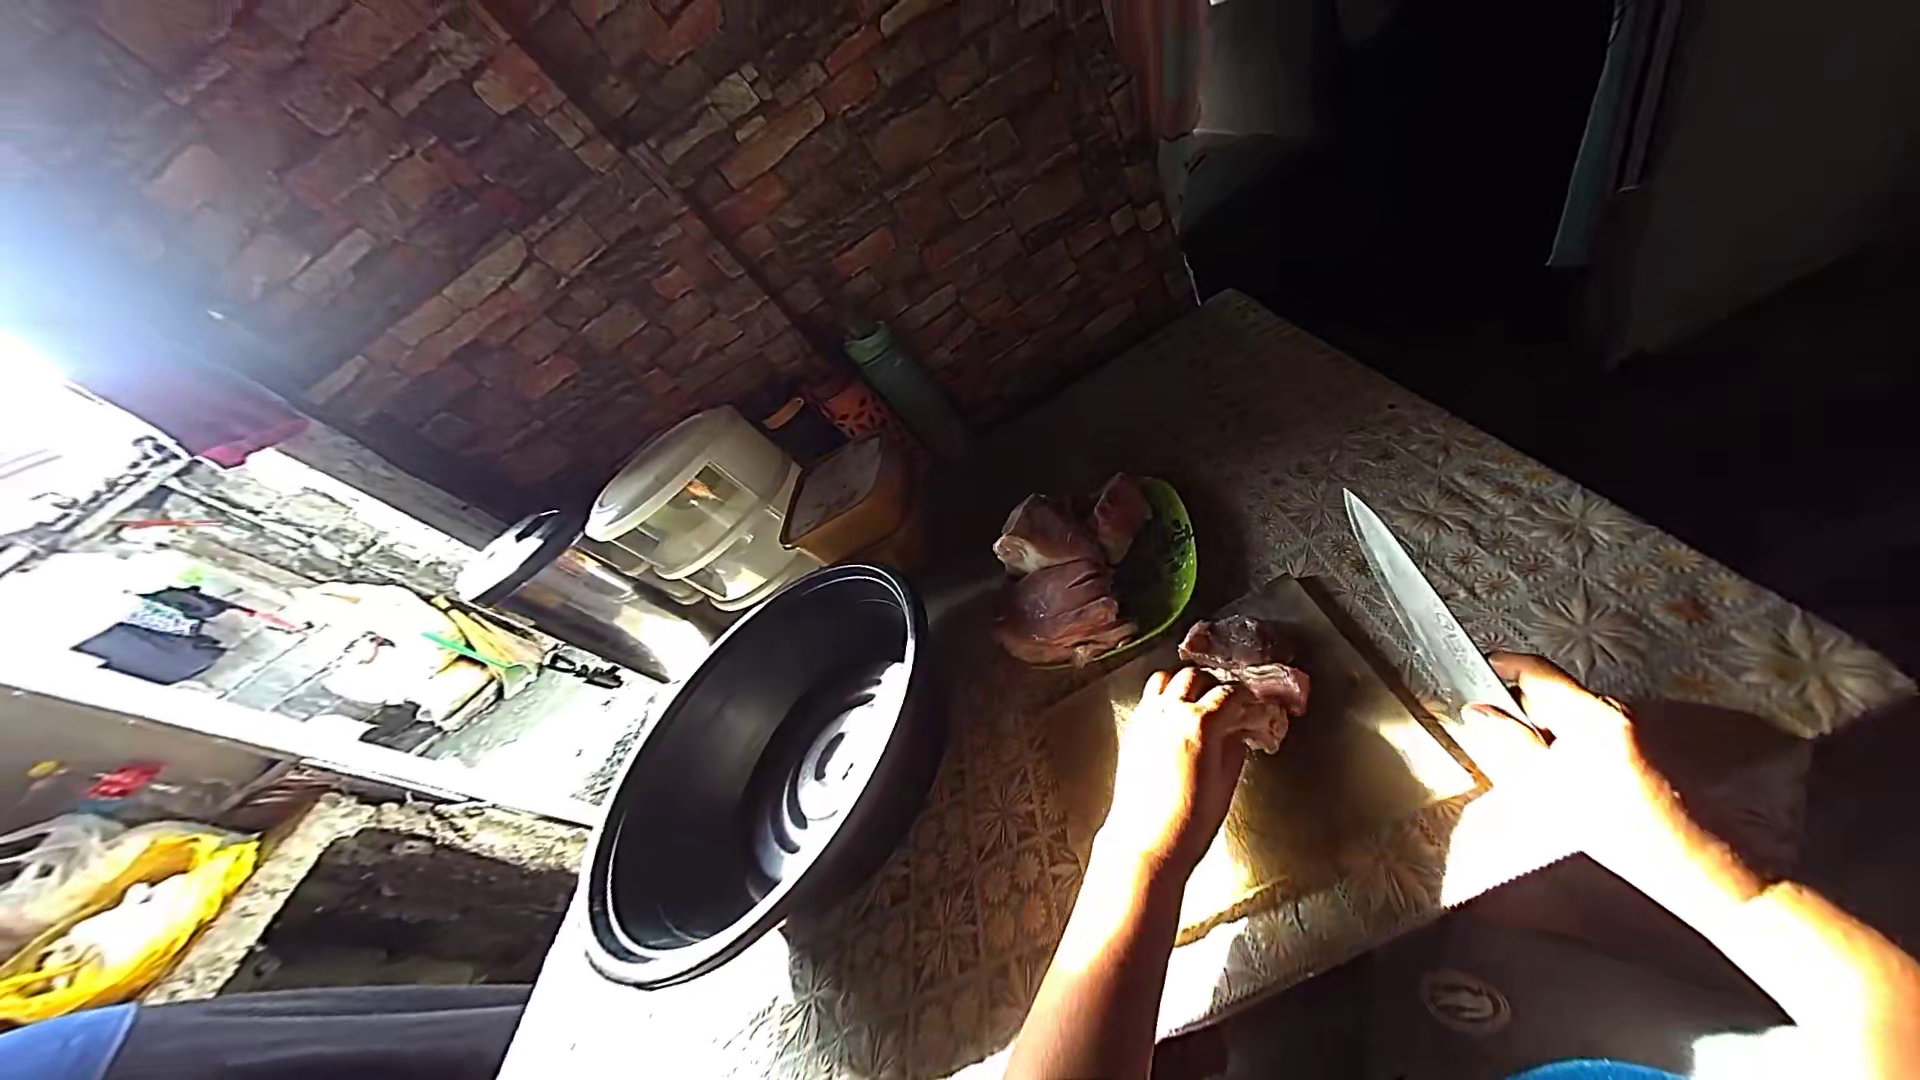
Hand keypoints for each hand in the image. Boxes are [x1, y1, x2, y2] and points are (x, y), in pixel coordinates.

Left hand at [1096, 668, 1261, 879]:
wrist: (1147, 838)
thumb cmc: (1190, 820)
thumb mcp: (1225, 782)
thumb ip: (1234, 746)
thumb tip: (1239, 729)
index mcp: (1199, 724)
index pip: (1229, 693)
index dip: (1246, 696)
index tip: (1253, 702)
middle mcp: (1170, 713)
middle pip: (1194, 676)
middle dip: (1214, 684)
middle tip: (1228, 700)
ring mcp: (1147, 717)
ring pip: (1166, 679)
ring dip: (1185, 684)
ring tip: (1199, 701)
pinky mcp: (1133, 727)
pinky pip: (1149, 697)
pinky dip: (1165, 696)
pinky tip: (1176, 714)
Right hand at [1464, 653, 1680, 860]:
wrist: (1700, 868)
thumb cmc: (1625, 832)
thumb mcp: (1546, 786)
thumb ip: (1510, 741)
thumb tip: (1480, 712)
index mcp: (1592, 715)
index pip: (1539, 671)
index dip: (1507, 664)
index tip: (1487, 665)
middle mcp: (1621, 713)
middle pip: (1557, 694)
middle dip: (1526, 709)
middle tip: (1503, 734)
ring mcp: (1641, 728)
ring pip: (1576, 714)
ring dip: (1553, 729)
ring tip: (1541, 764)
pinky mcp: (1653, 746)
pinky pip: (1597, 730)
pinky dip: (1578, 742)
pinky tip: (1573, 775)